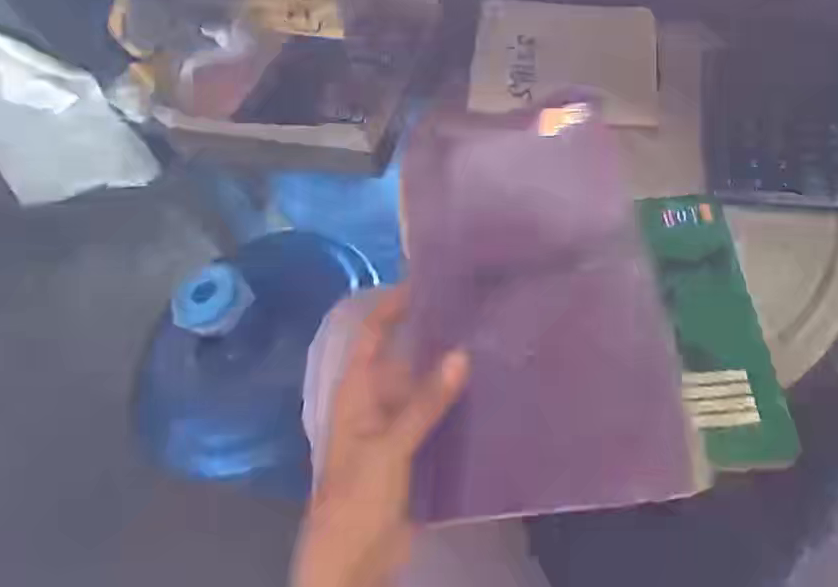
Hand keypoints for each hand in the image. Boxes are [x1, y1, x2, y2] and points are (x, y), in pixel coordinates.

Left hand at [291, 287, 468, 586]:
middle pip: (402, 356)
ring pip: (422, 385)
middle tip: (473, 309)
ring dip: (446, 368)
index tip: (428, 281)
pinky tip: (484, 390)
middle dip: (430, 334)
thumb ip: (424, 403)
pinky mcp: (412, 451)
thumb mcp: (389, 448)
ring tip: (487, 340)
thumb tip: (461, 352)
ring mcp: (394, 426)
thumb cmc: (356, 499)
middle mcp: (375, 400)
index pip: (373, 333)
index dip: (394, 305)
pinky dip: (454, 401)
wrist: (350, 568)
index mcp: (356, 391)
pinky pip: (435, 416)